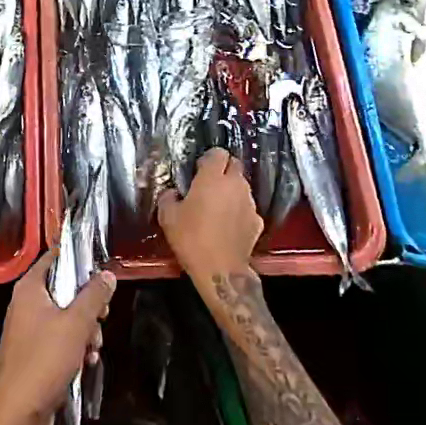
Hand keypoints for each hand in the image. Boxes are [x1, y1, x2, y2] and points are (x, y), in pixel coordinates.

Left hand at [0, 253, 116, 424]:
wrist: (18, 412)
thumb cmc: (45, 360)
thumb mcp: (76, 324)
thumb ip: (93, 296)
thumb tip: (106, 274)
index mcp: (29, 287)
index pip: (54, 257)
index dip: (78, 260)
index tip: (102, 272)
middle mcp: (25, 303)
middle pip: (64, 289)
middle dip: (88, 306)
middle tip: (101, 319)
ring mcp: (28, 328)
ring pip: (65, 316)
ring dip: (85, 330)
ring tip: (92, 348)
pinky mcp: (33, 352)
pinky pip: (59, 338)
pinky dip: (74, 346)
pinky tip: (85, 362)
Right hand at [157, 147, 261, 286]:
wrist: (220, 271)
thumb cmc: (191, 239)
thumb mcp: (167, 216)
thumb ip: (169, 196)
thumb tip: (173, 193)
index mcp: (212, 178)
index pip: (218, 153)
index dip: (208, 158)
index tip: (198, 170)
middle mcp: (235, 186)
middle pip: (234, 165)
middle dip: (223, 170)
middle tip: (208, 184)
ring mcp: (250, 204)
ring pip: (242, 187)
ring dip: (231, 191)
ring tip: (217, 207)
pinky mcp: (258, 222)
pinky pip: (247, 208)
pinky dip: (239, 211)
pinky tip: (228, 225)